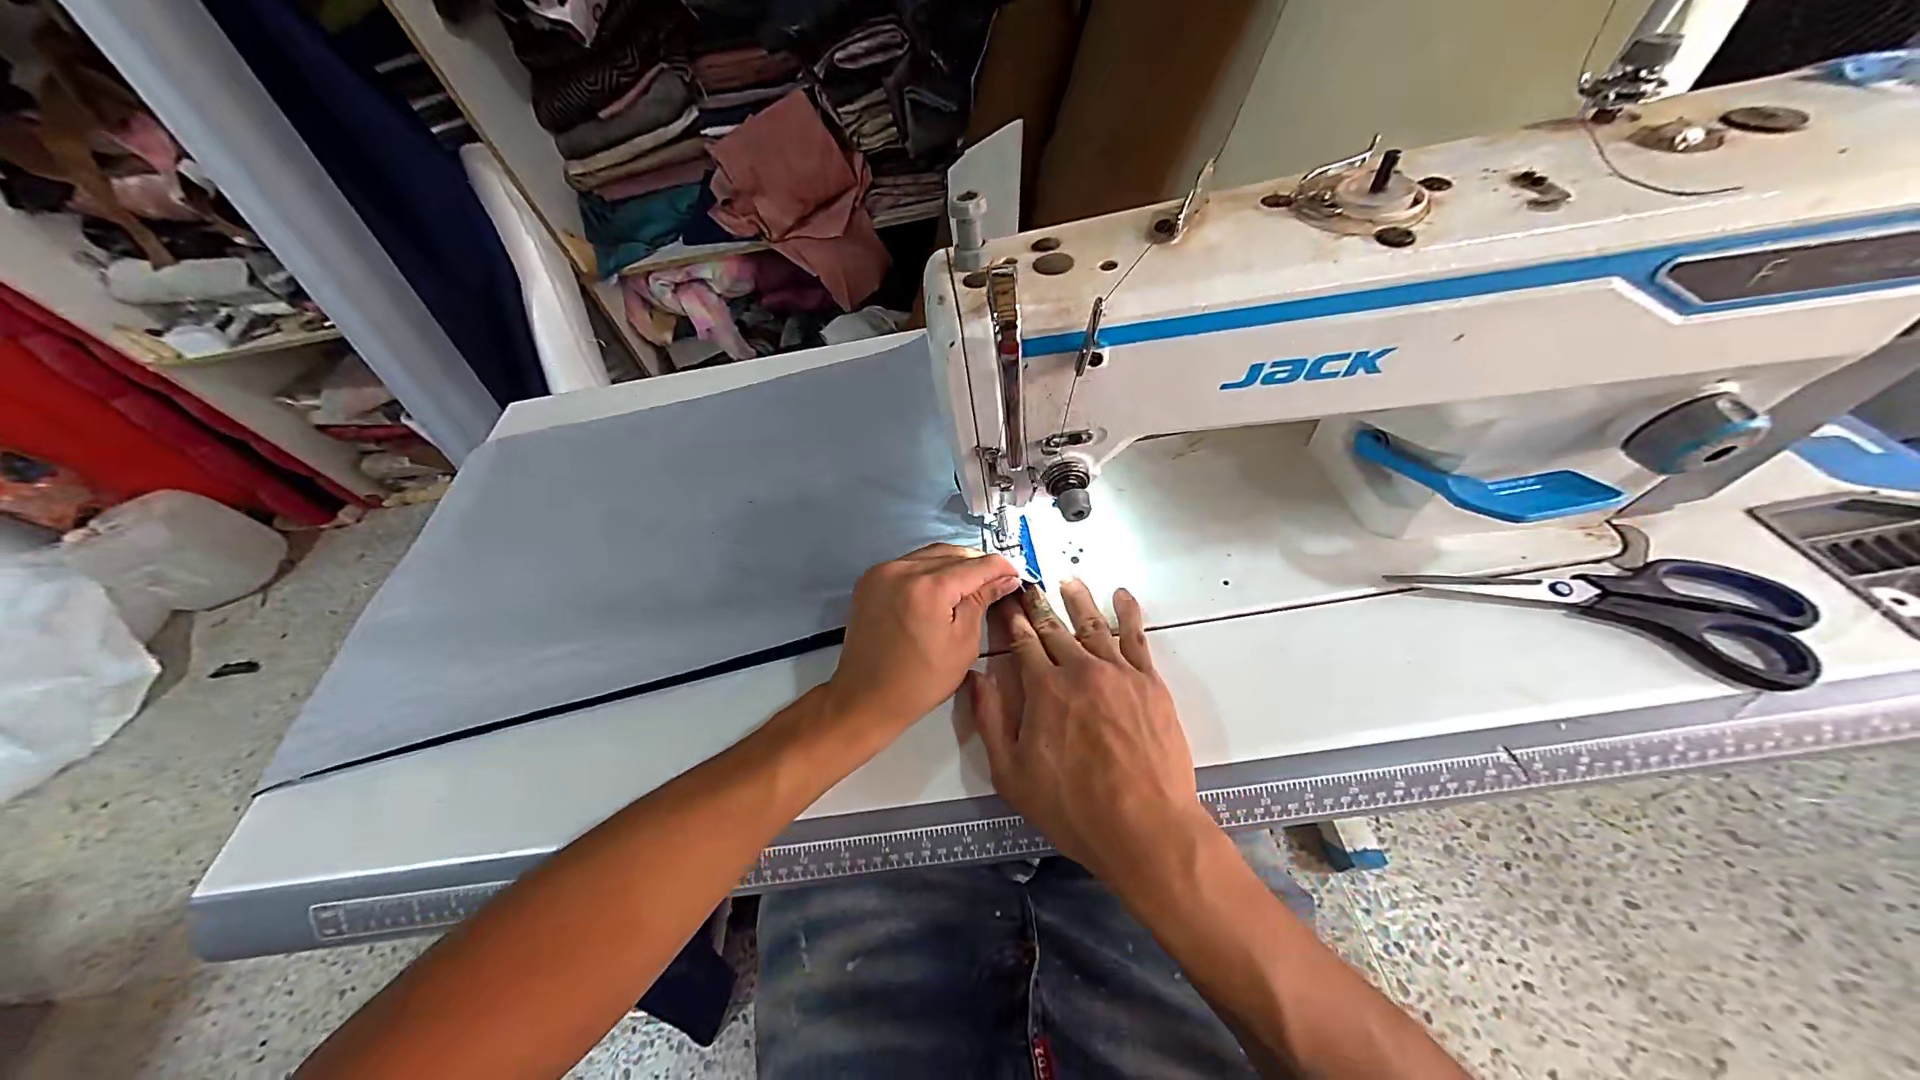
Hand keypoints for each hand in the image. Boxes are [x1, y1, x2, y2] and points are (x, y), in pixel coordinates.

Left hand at [827, 544, 1020, 729]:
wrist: (865, 697)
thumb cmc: (919, 681)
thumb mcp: (962, 643)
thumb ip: (981, 602)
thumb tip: (1004, 579)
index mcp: (928, 587)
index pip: (976, 565)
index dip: (1001, 568)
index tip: (1014, 575)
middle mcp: (902, 570)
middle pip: (952, 553)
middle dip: (977, 565)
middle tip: (997, 582)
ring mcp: (882, 572)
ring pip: (930, 554)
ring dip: (954, 564)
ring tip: (971, 585)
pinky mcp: (870, 580)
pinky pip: (909, 563)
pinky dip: (929, 569)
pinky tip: (941, 588)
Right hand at [970, 581, 1213, 885]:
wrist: (1145, 828)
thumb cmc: (1073, 808)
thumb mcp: (1011, 774)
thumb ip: (990, 721)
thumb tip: (977, 679)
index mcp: (1044, 690)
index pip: (1023, 642)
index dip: (1012, 620)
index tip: (1006, 602)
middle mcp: (1080, 671)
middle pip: (1055, 628)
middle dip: (1038, 604)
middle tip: (1030, 585)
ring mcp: (1118, 673)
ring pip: (1094, 625)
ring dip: (1078, 600)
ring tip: (1068, 580)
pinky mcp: (1150, 683)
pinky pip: (1137, 637)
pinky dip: (1128, 613)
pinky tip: (1122, 597)